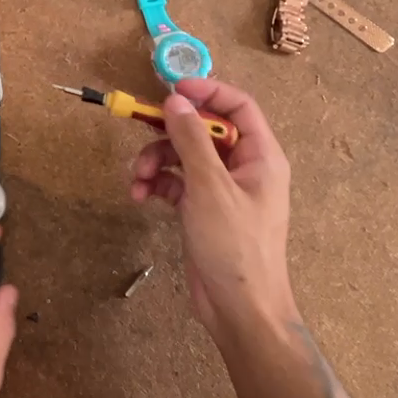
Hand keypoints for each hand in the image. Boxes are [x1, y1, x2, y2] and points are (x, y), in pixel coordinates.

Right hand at [129, 79, 297, 339]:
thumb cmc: (235, 246)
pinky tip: (140, 195)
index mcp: (260, 157)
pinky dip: (155, 183)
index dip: (207, 91)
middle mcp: (242, 167)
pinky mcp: (201, 208)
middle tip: (139, 128)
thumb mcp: (210, 187)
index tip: (171, 88)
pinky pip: (174, 181)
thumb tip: (175, 99)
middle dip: (168, 132)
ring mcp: (221, 189)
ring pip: (182, 155)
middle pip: (202, 129)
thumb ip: (191, 139)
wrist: (239, 309)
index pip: (238, 107)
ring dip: (155, 160)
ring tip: (137, 178)